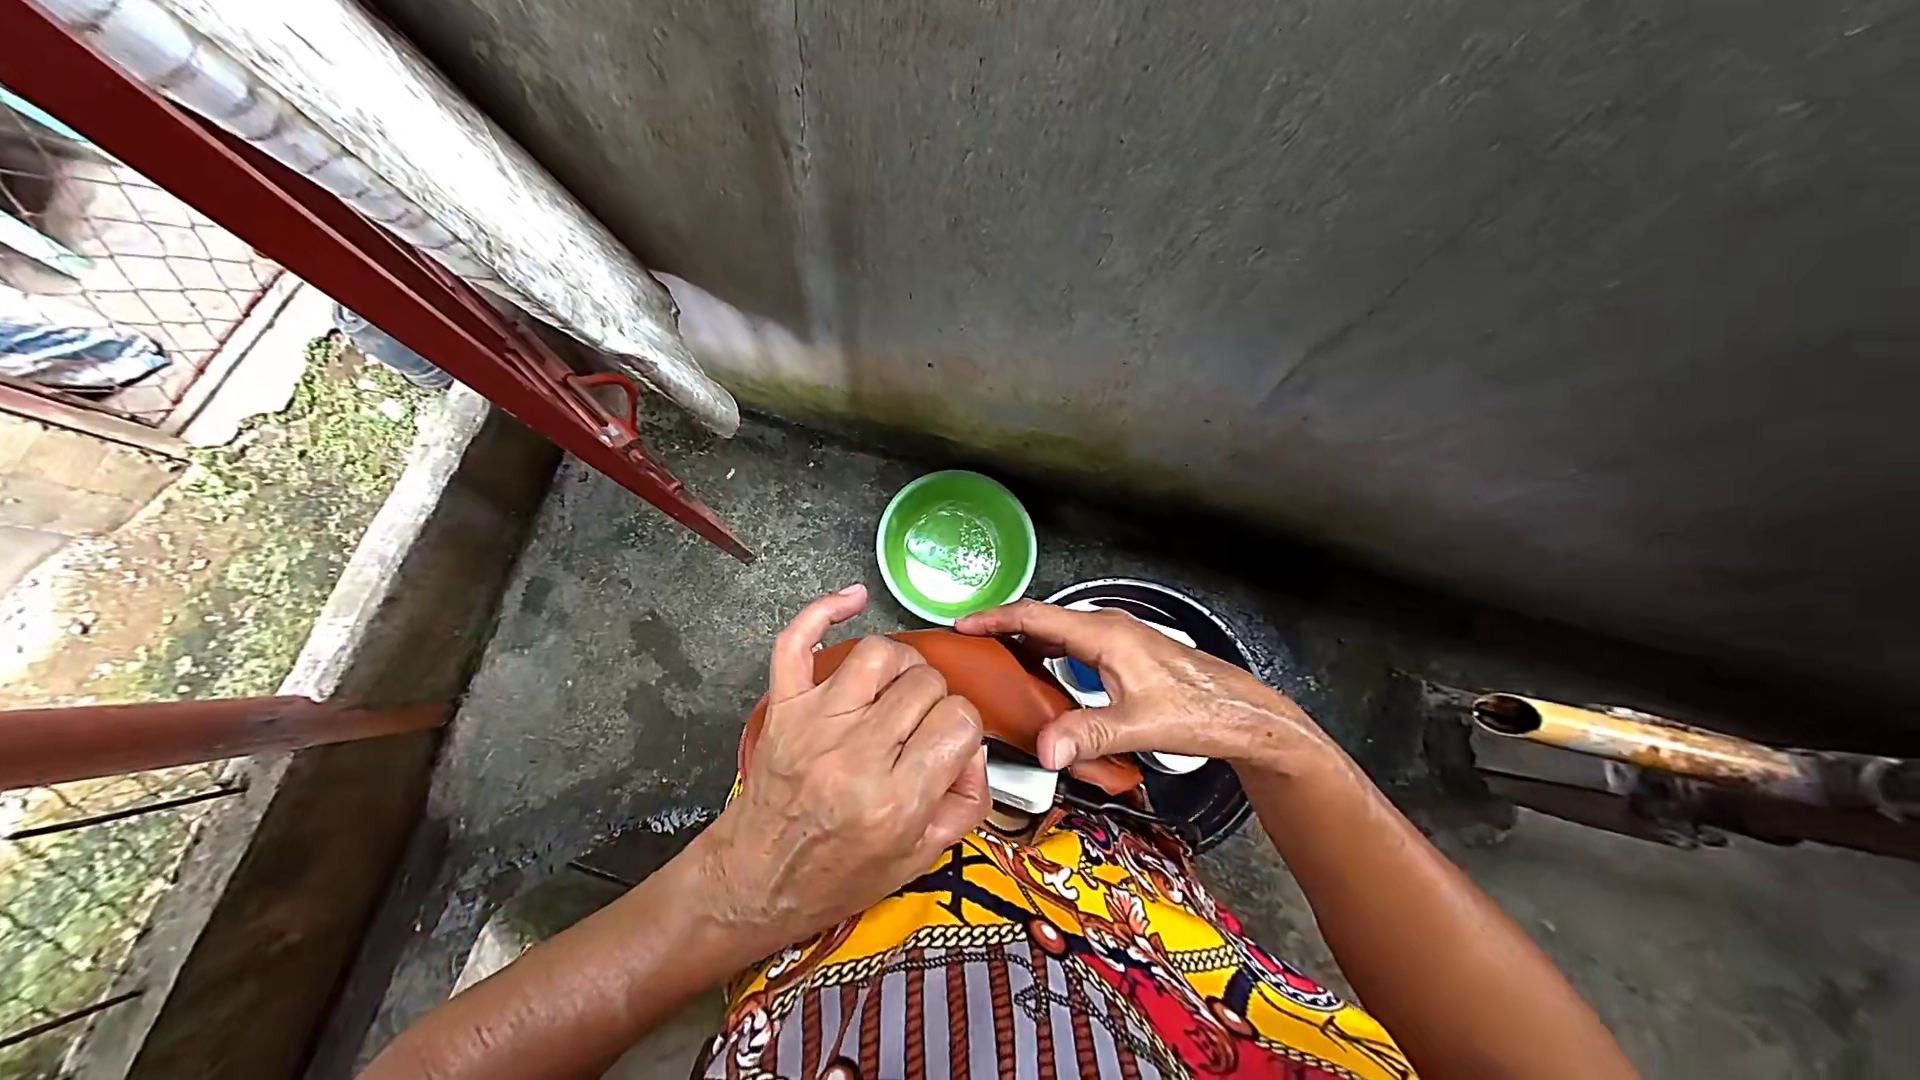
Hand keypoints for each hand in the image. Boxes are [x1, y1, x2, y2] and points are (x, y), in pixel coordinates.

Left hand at [696, 585, 988, 953]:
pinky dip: (823, 611)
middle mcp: (855, 755)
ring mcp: (814, 724)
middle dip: (936, 699)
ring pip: (880, 654)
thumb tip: (975, 743)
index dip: (964, 726)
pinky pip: (798, 640)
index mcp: (895, 800)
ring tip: (899, 687)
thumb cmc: (839, 875)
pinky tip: (852, 599)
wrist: (758, 882)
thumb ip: (967, 799)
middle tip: (922, 723)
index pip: (959, 721)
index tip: (950, 740)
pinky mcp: (783, 707)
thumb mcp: (920, 857)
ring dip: (902, 664)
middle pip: (925, 683)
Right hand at [955, 599, 1338, 774]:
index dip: (995, 618)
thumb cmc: (1200, 711)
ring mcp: (1116, 638)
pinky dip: (1046, 652)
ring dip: (1023, 640)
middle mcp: (1108, 629)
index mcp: (1105, 635)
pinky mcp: (1122, 653)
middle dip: (1001, 628)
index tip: (964, 625)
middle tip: (970, 646)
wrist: (1241, 713)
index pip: (1036, 615)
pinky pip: (1072, 644)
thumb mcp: (1138, 725)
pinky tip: (1041, 675)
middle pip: (1042, 619)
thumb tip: (1045, 748)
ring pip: (1057, 631)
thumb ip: (1087, 735)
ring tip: (995, 660)